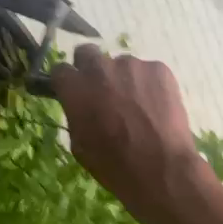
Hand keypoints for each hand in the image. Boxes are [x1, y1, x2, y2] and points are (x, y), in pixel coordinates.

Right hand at [51, 45, 212, 215]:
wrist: (162, 170)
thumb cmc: (115, 165)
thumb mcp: (79, 145)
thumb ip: (75, 114)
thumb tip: (80, 105)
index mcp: (75, 87)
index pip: (60, 69)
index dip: (67, 82)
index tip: (74, 92)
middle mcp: (99, 68)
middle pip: (87, 53)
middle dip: (91, 69)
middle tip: (102, 91)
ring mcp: (131, 65)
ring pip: (121, 65)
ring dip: (123, 79)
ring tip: (137, 106)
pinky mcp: (158, 68)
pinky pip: (147, 71)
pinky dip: (149, 84)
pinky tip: (155, 107)